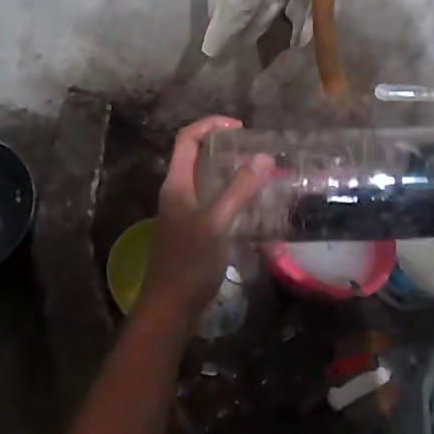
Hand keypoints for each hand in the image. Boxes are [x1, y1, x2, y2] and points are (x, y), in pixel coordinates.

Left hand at [137, 116, 274, 329]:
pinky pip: (210, 201)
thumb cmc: (189, 262)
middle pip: (194, 156)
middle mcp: (176, 193)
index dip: (210, 125)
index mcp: (176, 184)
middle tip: (254, 150)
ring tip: (258, 174)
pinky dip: (229, 196)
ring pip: (204, 180)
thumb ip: (239, 189)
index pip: (186, 138)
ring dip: (228, 172)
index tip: (240, 128)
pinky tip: (251, 207)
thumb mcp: (217, 222)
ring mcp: (182, 213)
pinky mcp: (190, 232)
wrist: (169, 308)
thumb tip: (264, 157)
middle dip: (222, 147)